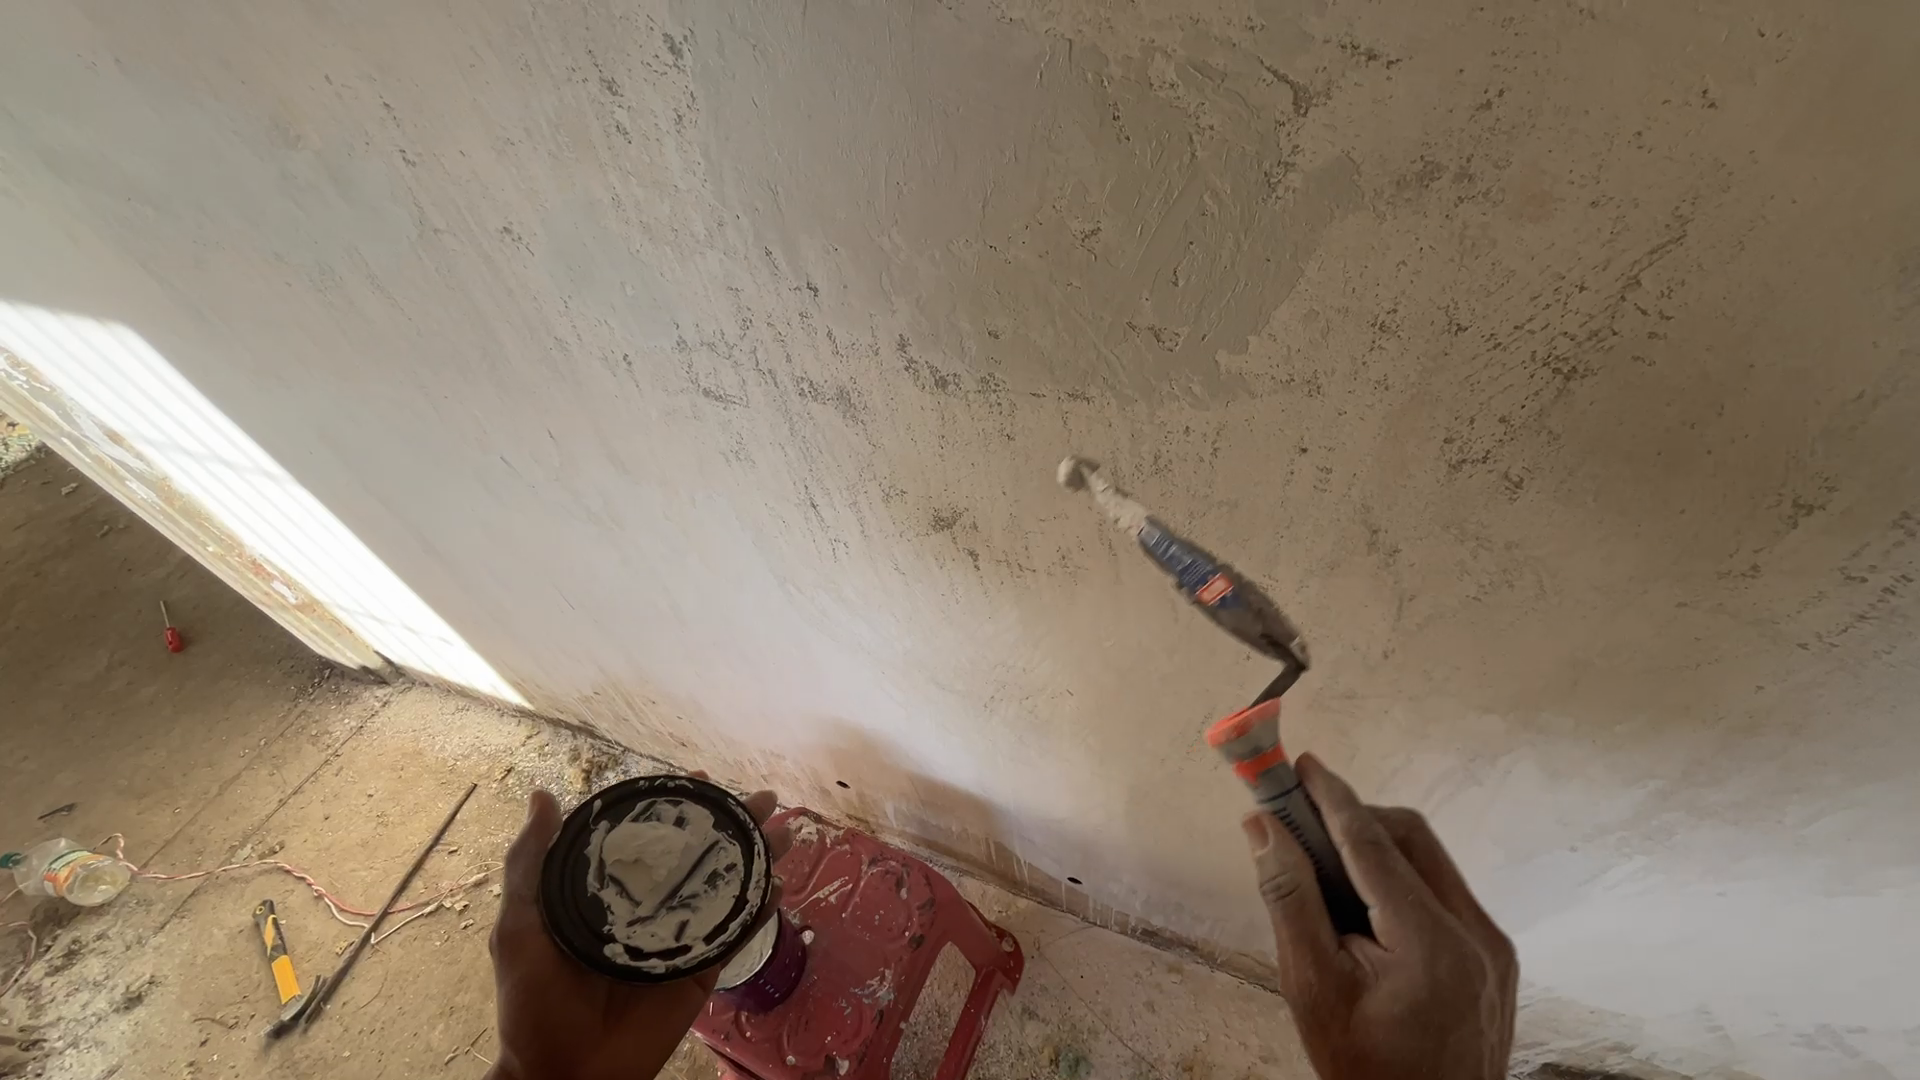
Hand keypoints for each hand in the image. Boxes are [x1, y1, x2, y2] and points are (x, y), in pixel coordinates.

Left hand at [487, 779, 788, 1079]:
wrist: (563, 1077)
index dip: (680, 805)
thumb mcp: (519, 929)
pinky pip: (738, 932)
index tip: (701, 778)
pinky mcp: (704, 967)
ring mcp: (683, 934)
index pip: (654, 836)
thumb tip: (544, 796)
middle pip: (703, 853)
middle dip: (737, 822)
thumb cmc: (533, 1003)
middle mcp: (654, 903)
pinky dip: (762, 908)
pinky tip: (779, 885)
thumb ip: (529, 865)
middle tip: (766, 799)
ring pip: (729, 884)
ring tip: (785, 831)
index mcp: (615, 889)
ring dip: (760, 856)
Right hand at [1243, 754, 1516, 1079]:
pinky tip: (1362, 900)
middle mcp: (1476, 932)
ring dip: (1373, 842)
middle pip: (1409, 836)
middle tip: (1301, 820)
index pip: (1372, 843)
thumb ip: (1288, 895)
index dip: (1331, 796)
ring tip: (1325, 864)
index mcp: (1432, 942)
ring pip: (1427, 856)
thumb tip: (1261, 824)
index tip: (1299, 763)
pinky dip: (1395, 872)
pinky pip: (1439, 885)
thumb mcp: (1309, 983)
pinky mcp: (1494, 955)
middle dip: (1352, 816)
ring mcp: (1493, 944)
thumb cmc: (1360, 1062)